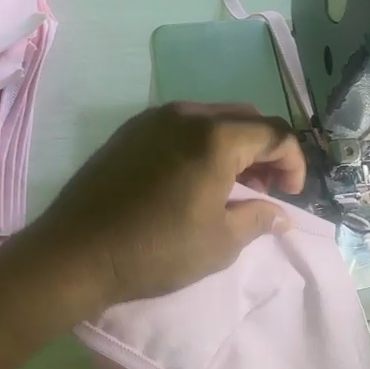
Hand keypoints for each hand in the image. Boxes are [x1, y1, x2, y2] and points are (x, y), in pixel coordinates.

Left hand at [24, 102, 306, 308]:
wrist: (76, 253)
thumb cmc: (155, 251)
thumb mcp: (219, 244)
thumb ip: (258, 219)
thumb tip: (279, 214)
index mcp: (216, 137)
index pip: (275, 132)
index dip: (293, 162)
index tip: (290, 195)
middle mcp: (186, 115)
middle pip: (245, 118)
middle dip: (265, 149)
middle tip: (264, 189)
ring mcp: (153, 119)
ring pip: (211, 118)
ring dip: (233, 145)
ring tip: (230, 186)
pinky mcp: (129, 131)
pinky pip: (180, 125)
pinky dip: (200, 144)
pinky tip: (192, 179)